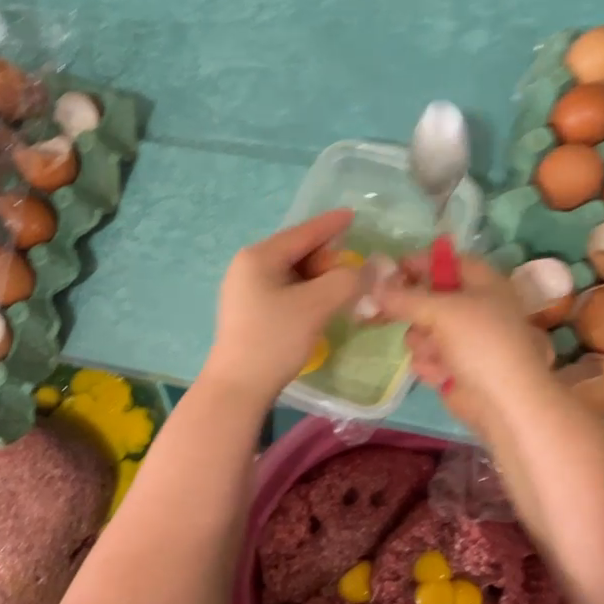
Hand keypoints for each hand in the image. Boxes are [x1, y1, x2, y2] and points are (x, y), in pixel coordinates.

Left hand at [201, 209, 363, 402]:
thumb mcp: (316, 305)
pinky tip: (318, 309)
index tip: (353, 216)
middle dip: (327, 261)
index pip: (302, 233)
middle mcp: (247, 267)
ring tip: (339, 296)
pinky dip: (305, 295)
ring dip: (318, 281)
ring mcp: (244, 291)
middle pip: (297, 253)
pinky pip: (284, 293)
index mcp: (258, 257)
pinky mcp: (248, 314)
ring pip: (291, 275)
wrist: (238, 387)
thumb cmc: (274, 340)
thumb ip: (346, 280)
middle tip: (351, 279)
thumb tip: (365, 270)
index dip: (330, 225)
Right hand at [373, 256, 559, 438]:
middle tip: (386, 311)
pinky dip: (431, 365)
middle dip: (413, 311)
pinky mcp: (453, 367)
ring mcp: (463, 340)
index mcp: (484, 284)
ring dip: (423, 343)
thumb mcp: (442, 310)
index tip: (389, 271)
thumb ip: (404, 297)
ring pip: (422, 331)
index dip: (420, 263)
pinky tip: (441, 374)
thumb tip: (375, 285)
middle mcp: (474, 309)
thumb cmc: (481, 343)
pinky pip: (427, 357)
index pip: (448, 262)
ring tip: (436, 353)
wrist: (502, 401)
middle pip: (429, 298)